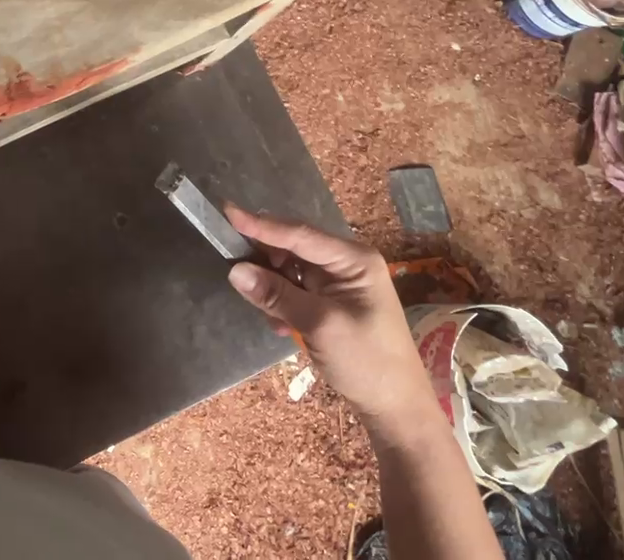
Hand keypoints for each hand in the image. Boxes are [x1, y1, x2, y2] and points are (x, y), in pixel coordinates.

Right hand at [223, 209, 439, 434]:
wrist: (396, 410)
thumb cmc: (367, 363)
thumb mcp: (319, 325)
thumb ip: (276, 295)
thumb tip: (235, 270)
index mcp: (354, 259)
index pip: (299, 234)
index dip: (260, 225)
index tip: (226, 212)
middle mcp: (346, 263)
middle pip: (291, 248)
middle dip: (265, 261)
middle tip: (238, 272)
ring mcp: (337, 283)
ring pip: (288, 269)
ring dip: (273, 288)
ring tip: (270, 314)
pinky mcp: (328, 302)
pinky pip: (292, 290)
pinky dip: (281, 303)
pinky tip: (281, 326)